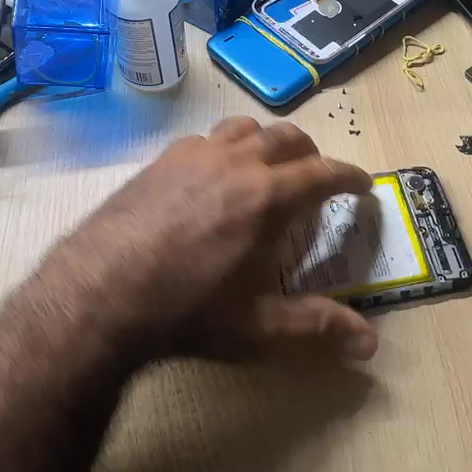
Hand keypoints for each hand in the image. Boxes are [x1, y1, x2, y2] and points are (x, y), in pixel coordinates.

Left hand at [17, 116, 378, 364]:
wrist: (101, 292)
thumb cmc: (187, 312)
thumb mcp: (258, 327)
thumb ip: (316, 326)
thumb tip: (370, 344)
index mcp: (270, 196)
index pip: (324, 172)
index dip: (349, 177)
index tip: (362, 185)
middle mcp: (238, 161)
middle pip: (288, 138)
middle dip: (311, 154)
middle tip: (316, 177)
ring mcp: (197, 154)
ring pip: (246, 127)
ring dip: (267, 142)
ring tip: (267, 166)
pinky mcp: (163, 158)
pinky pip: (206, 138)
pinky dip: (225, 148)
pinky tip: (212, 175)